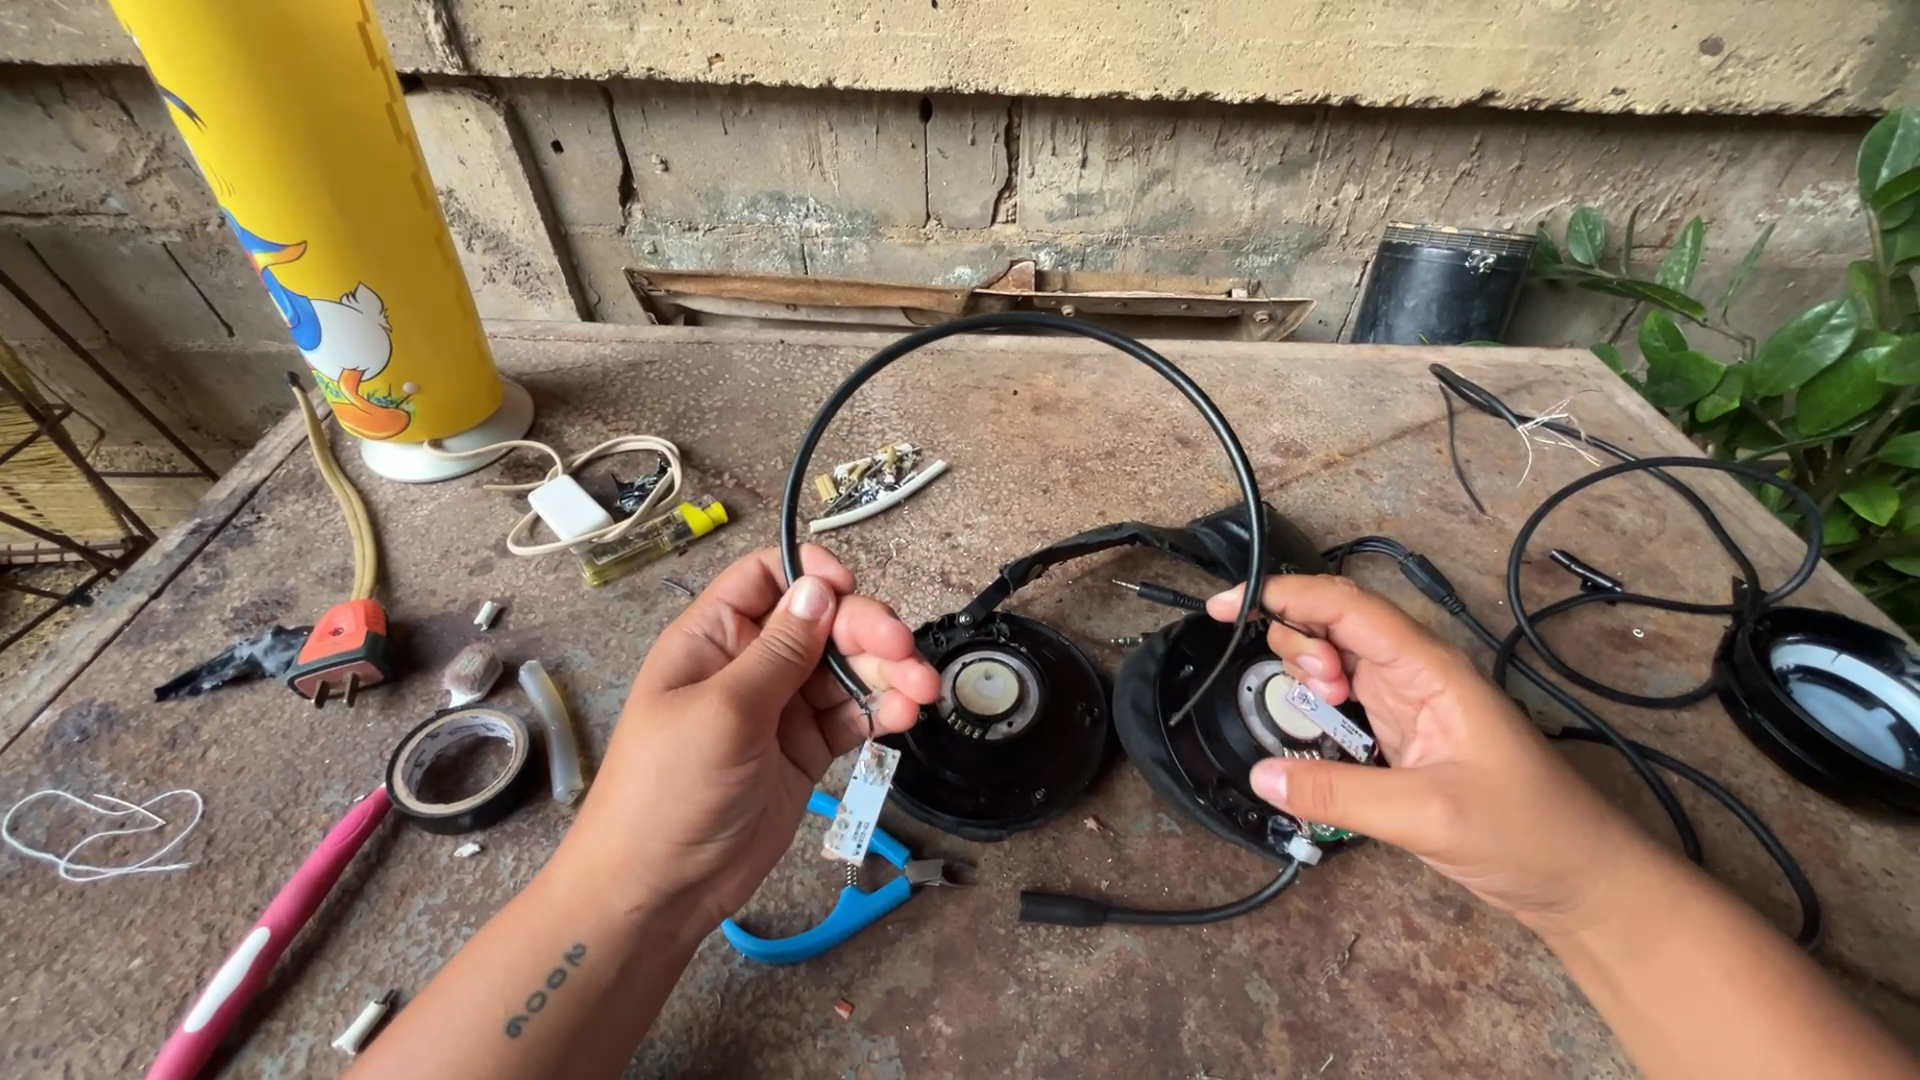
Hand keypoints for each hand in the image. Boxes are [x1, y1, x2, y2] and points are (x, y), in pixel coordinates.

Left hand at [559, 546, 940, 927]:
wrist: (661, 891)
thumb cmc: (670, 790)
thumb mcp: (723, 712)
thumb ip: (778, 650)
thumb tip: (818, 588)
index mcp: (716, 638)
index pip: (767, 579)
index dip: (810, 575)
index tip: (851, 590)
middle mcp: (753, 663)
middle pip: (822, 622)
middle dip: (867, 630)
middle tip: (905, 651)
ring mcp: (783, 706)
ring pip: (846, 668)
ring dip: (889, 672)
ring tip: (924, 690)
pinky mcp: (808, 746)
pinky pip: (852, 714)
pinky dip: (882, 710)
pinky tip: (906, 714)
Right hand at [1207, 575, 1661, 932]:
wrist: (1582, 880)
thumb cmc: (1526, 834)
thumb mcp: (1427, 816)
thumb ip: (1337, 794)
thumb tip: (1259, 776)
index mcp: (1427, 668)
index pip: (1344, 606)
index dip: (1282, 595)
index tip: (1223, 608)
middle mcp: (1412, 670)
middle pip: (1332, 618)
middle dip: (1296, 637)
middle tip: (1307, 693)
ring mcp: (1405, 698)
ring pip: (1332, 651)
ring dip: (1305, 667)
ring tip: (1319, 711)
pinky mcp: (1398, 726)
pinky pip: (1340, 691)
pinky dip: (1313, 697)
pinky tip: (1315, 722)